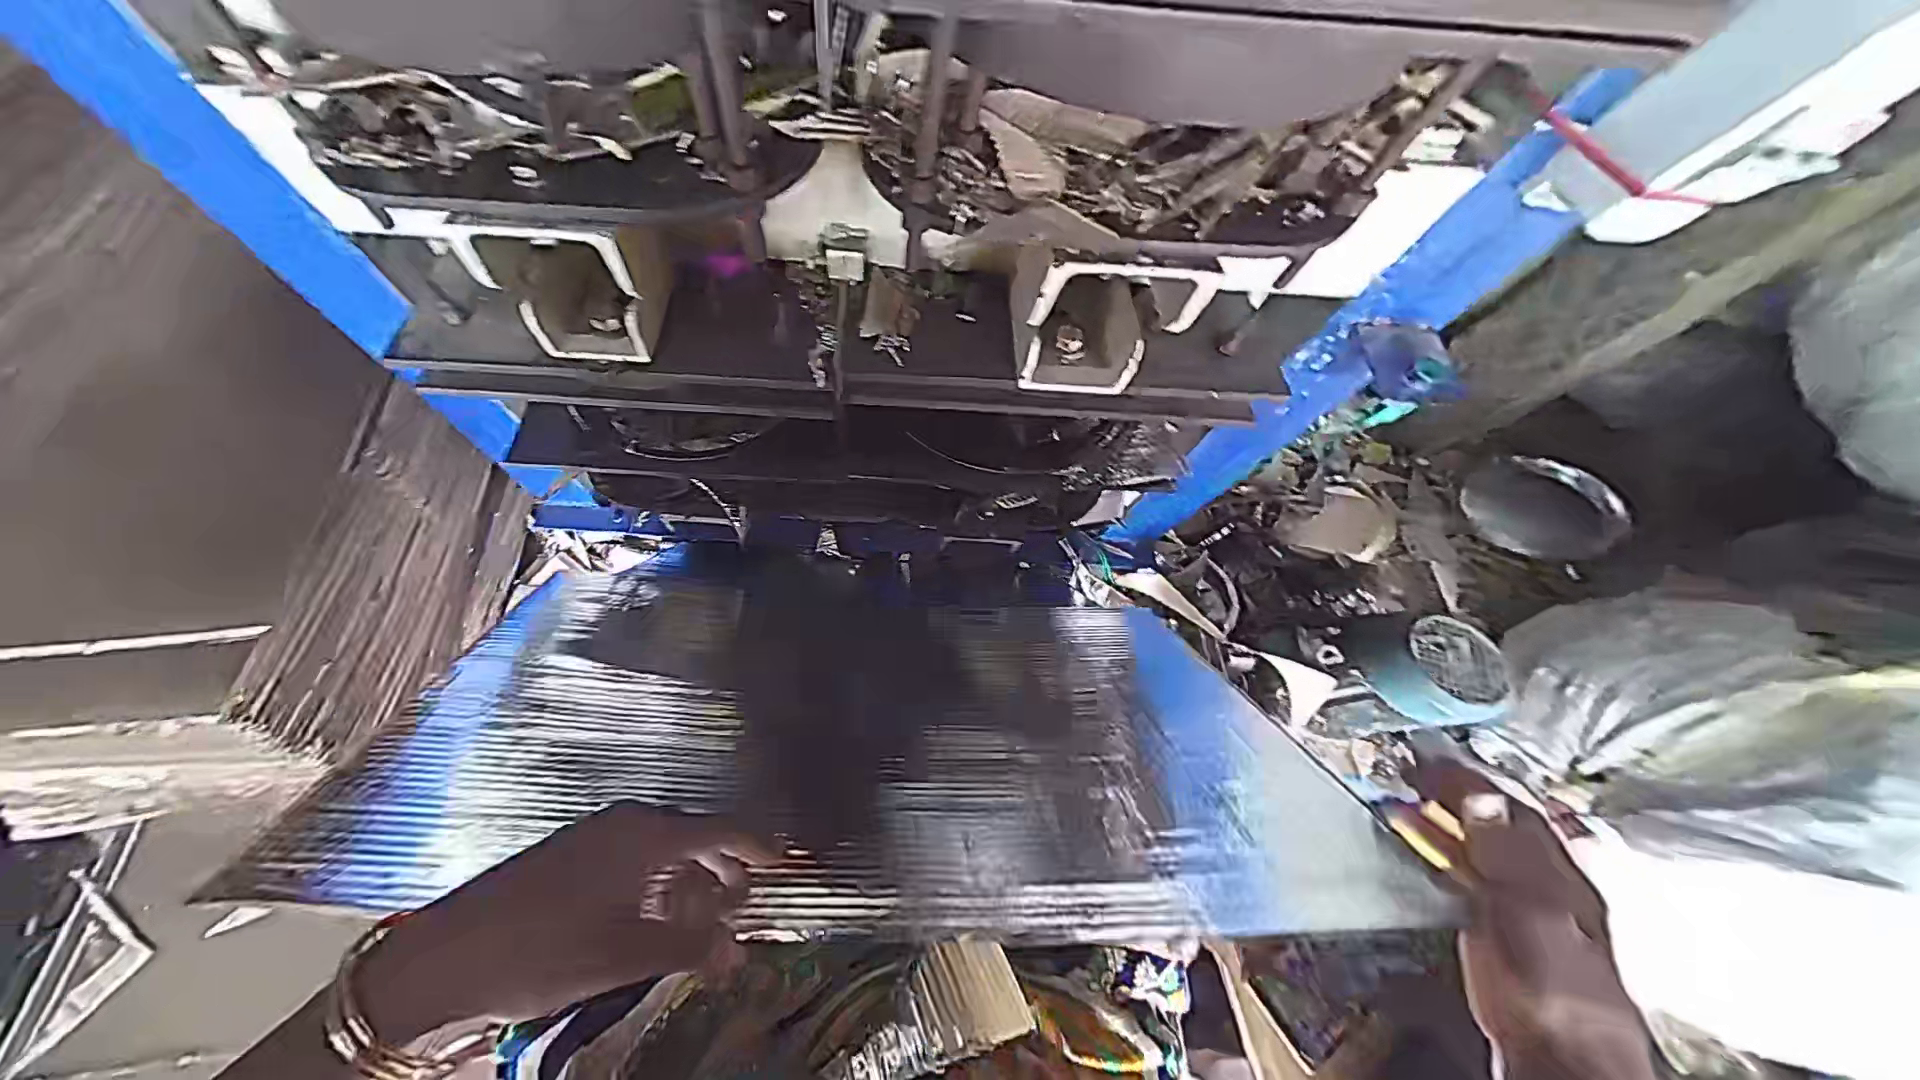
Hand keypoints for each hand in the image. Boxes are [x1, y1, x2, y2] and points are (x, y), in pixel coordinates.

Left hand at [357, 803, 778, 1038]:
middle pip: (697, 837)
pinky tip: (650, 919)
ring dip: (689, 882)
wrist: (442, 957)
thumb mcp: (625, 955)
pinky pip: (637, 855)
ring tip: (695, 922)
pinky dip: (658, 883)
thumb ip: (691, 948)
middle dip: (723, 873)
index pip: (724, 830)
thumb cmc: (544, 949)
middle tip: (737, 909)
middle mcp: (631, 820)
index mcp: (650, 833)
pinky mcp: (577, 849)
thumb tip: (739, 953)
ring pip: (666, 848)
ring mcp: (601, 832)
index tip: (785, 863)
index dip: (758, 847)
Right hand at [1390, 764, 1656, 1079]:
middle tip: (1409, 768)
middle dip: (1450, 791)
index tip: (1427, 757)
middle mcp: (1545, 880)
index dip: (1470, 780)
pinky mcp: (1491, 920)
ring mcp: (1519, 901)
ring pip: (1474, 840)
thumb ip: (1510, 856)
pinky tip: (1411, 833)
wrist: (1553, 1056)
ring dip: (1436, 815)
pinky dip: (1432, 843)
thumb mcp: (1534, 915)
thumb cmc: (1554, 990)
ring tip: (1400, 794)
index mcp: (1567, 874)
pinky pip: (1459, 866)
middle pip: (1494, 820)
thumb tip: (1482, 797)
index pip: (1513, 809)